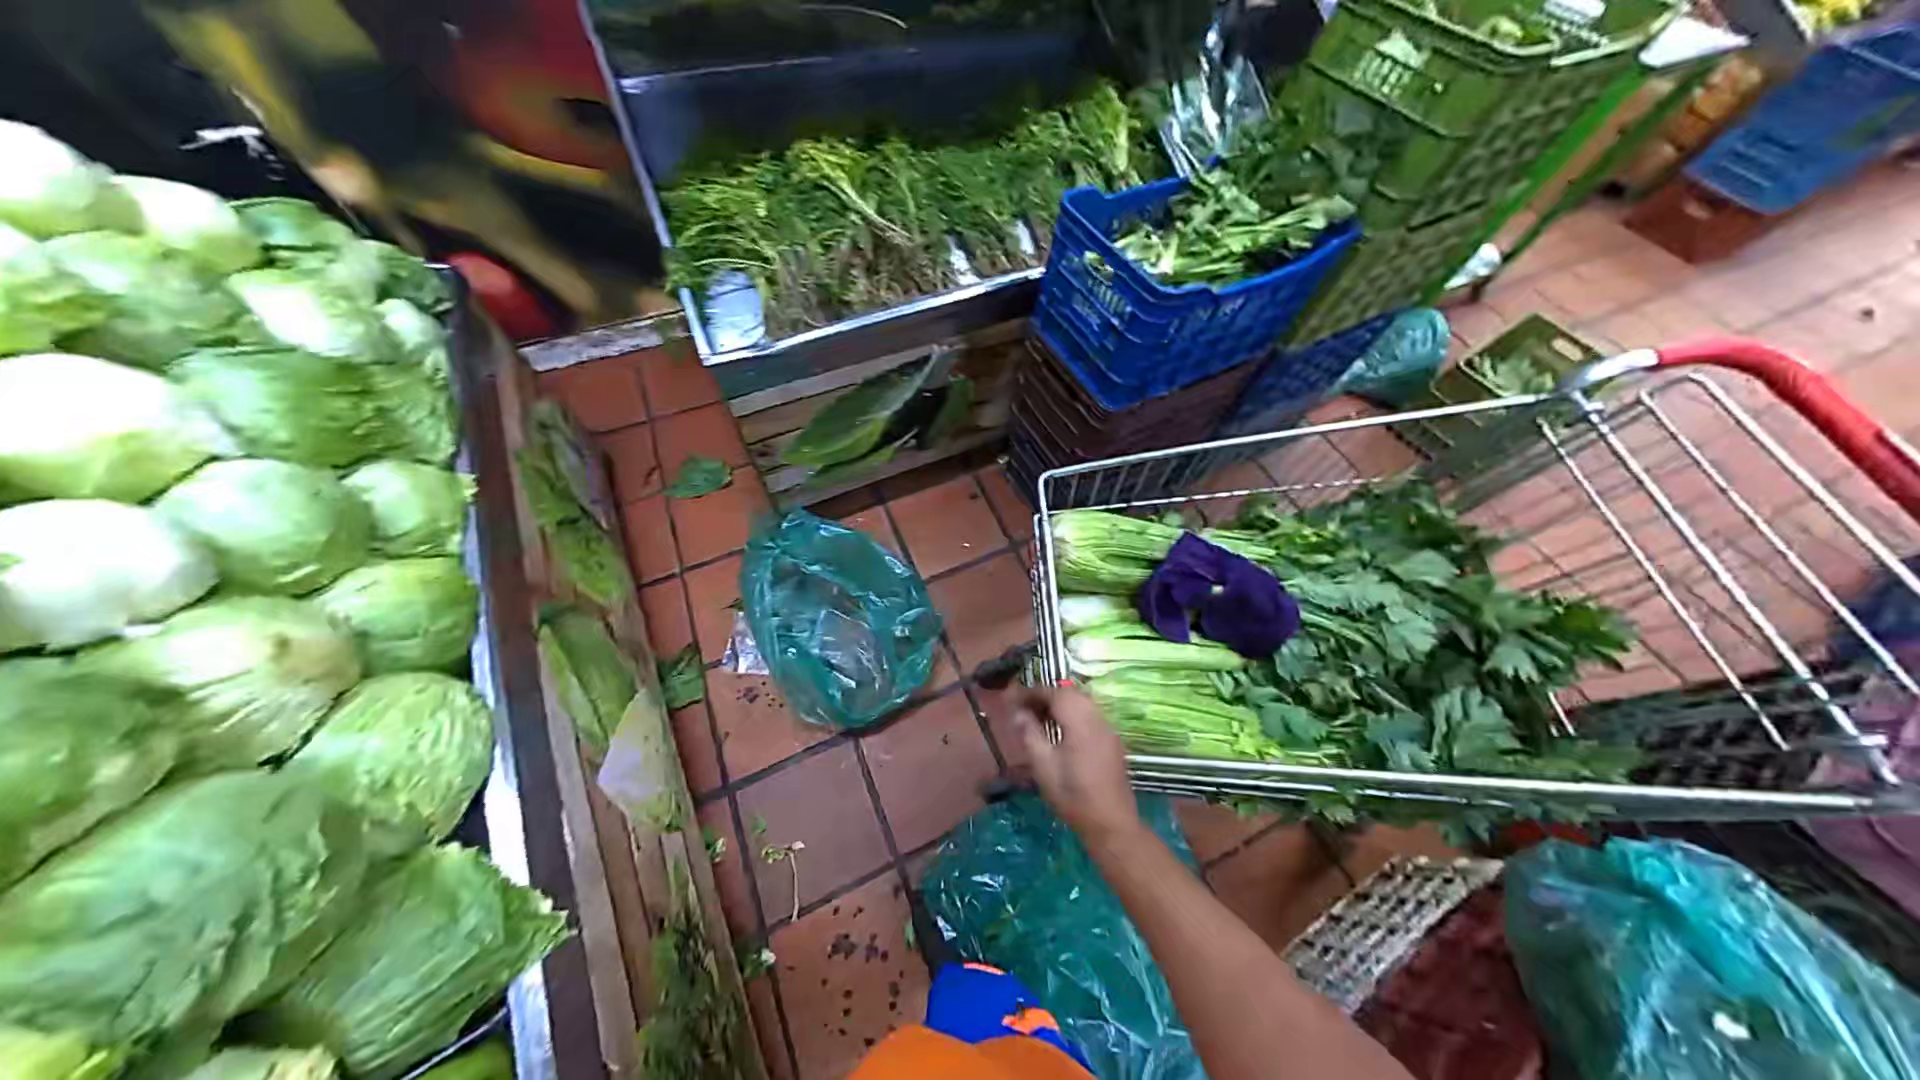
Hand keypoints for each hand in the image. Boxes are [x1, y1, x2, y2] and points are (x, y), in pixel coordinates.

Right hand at [1014, 685, 1142, 844]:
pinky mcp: (1112, 740)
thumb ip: (1030, 734)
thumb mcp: (1043, 766)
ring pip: (1082, 702)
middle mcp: (1097, 717)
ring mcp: (1108, 728)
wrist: (1111, 823)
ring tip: (1039, 718)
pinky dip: (1072, 714)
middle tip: (1024, 708)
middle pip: (1070, 693)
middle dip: (1046, 696)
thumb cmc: (1073, 796)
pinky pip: (1090, 715)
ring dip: (1059, 704)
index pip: (1055, 692)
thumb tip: (1018, 713)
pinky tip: (1060, 731)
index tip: (1013, 700)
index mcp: (1080, 721)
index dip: (1032, 692)